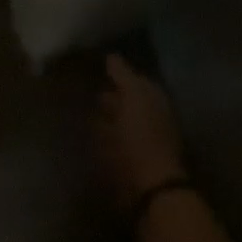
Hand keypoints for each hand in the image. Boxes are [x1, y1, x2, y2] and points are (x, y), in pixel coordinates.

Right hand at [95, 54, 186, 205]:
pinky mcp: (126, 161)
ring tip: (86, 106)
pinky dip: (101, 135)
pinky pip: (111, 141)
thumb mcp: (134, 97)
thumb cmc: (142, 136)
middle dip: (113, 94)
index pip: (137, 80)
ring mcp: (139, 141)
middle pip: (129, 101)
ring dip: (106, 115)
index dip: (120, 72)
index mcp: (155, 101)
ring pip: (120, 122)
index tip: (101, 64)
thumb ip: (124, 76)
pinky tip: (89, 130)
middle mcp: (150, 118)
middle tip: (91, 84)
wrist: (147, 184)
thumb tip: (112, 56)